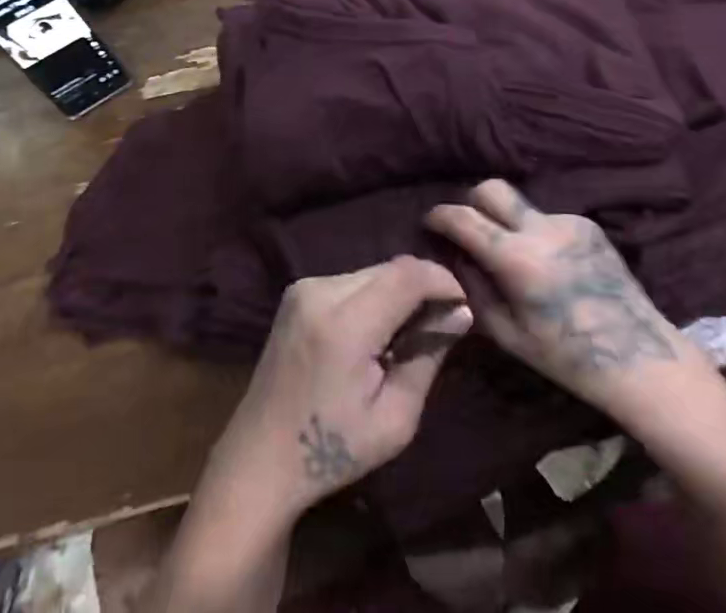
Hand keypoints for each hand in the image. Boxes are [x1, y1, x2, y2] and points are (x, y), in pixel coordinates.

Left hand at [201, 257, 470, 522]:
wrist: (261, 456)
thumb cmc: (332, 449)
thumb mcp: (396, 417)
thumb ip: (427, 356)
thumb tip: (460, 314)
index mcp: (343, 324)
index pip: (407, 275)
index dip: (444, 282)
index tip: (465, 307)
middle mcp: (319, 292)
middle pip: (390, 269)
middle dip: (423, 290)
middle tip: (442, 326)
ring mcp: (302, 289)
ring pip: (371, 273)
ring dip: (398, 294)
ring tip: (407, 336)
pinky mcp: (296, 294)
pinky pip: (350, 282)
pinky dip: (373, 298)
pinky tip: (376, 334)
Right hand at [425, 180, 675, 407]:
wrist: (640, 358)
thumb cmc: (564, 356)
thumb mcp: (503, 331)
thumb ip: (471, 286)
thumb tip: (451, 255)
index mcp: (516, 258)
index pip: (463, 217)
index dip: (438, 216)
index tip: (428, 224)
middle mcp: (541, 228)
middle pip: (491, 188)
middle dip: (471, 203)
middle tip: (468, 230)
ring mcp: (569, 223)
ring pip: (520, 204)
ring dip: (505, 222)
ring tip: (513, 258)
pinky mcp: (589, 227)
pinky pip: (546, 219)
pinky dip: (534, 233)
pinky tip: (547, 265)